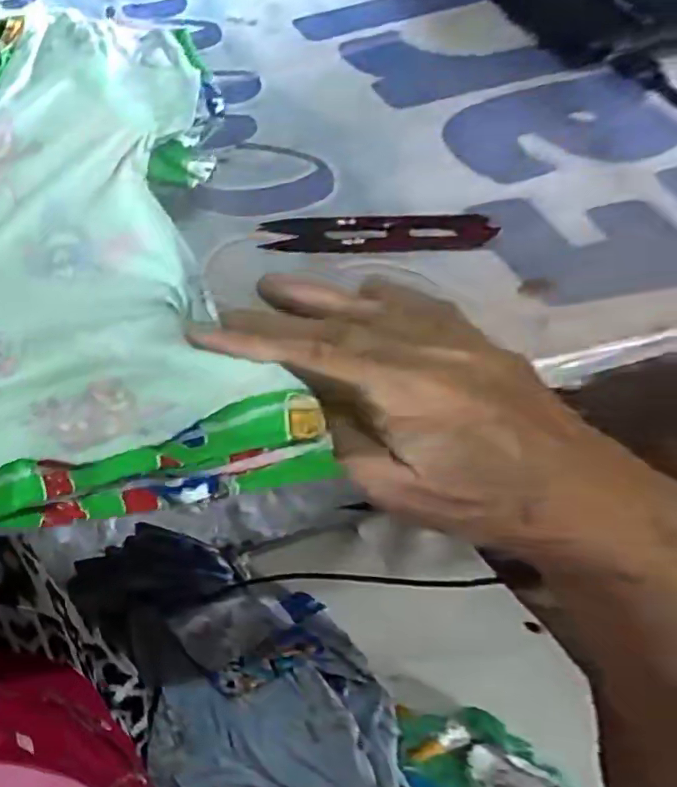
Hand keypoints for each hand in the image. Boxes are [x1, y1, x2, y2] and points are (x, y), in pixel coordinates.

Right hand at [190, 274, 676, 571]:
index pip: (313, 354)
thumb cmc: (475, 502)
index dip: (252, 340)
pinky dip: (384, 295)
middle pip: (337, 325)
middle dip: (272, 316)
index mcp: (409, 390)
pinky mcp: (480, 347)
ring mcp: (462, 345)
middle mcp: (434, 354)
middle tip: (220, 309)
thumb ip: (340, 434)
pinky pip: (424, 308)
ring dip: (318, 295)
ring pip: (376, 308)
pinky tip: (361, 289)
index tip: (202, 332)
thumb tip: (302, 400)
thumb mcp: (388, 484)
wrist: (584, 498)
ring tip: (271, 284)